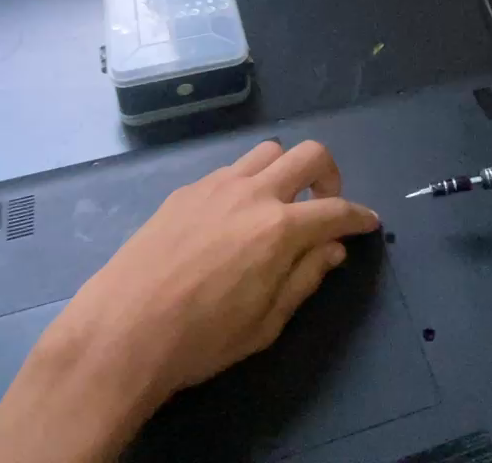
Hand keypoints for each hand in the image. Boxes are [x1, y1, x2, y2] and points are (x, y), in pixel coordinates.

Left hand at [55, 138, 379, 392]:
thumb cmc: (201, 338)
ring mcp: (216, 184)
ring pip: (268, 152)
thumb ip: (305, 278)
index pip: (336, 209)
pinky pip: (231, 170)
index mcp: (279, 228)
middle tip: (325, 205)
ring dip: (286, 170)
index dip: (359, 216)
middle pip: (309, 154)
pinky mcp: (187, 189)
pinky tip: (234, 217)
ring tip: (279, 204)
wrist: (122, 329)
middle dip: (330, 174)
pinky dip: (247, 183)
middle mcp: (252, 193)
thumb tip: (333, 248)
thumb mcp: (266, 323)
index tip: (368, 222)